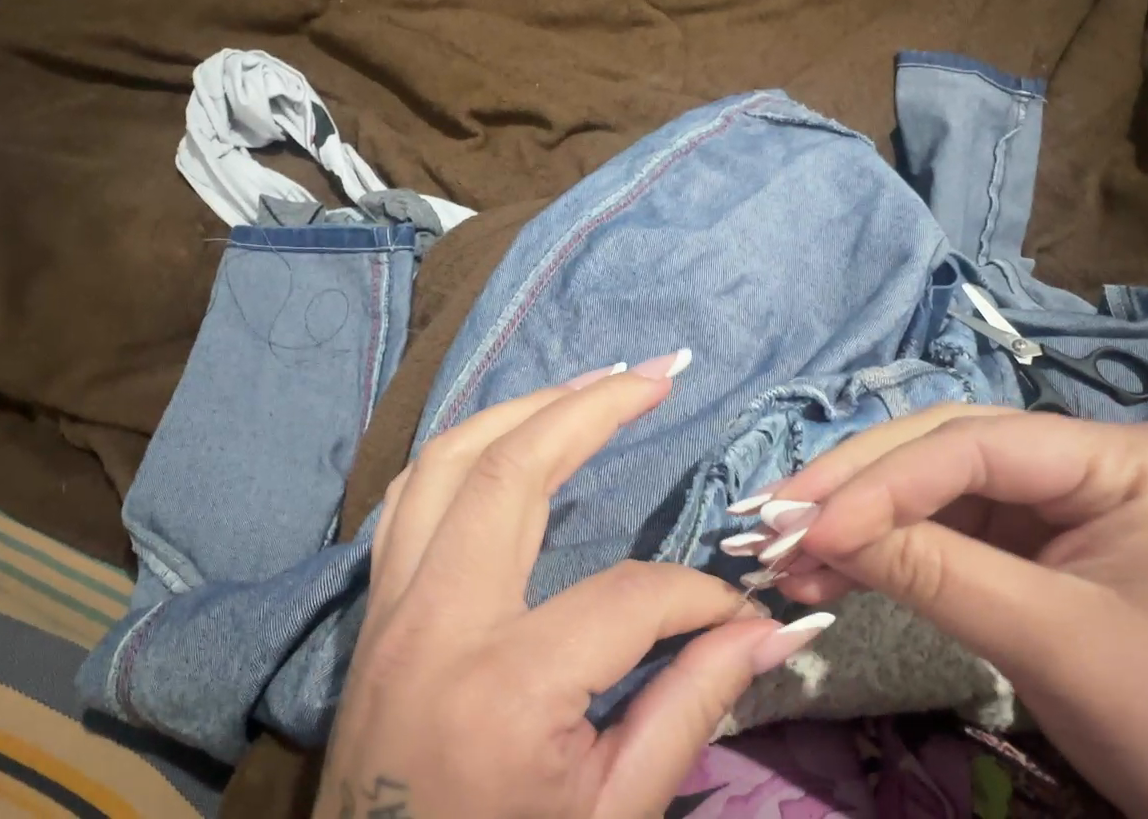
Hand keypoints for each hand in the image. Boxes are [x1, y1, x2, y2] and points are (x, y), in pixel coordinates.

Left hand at [316, 352, 828, 818]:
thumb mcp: (616, 814)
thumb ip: (692, 707)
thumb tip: (773, 629)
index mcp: (506, 686)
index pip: (630, 596)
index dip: (701, 596)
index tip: (740, 612)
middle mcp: (436, 622)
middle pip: (513, 471)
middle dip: (594, 408)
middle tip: (658, 372)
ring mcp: (389, 607)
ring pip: (445, 462)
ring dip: (521, 408)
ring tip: (591, 382)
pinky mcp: (373, 610)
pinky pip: (409, 497)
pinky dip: (464, 449)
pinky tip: (510, 436)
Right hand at [739, 407, 1147, 818]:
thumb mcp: (1061, 649)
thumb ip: (938, 574)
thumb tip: (823, 533)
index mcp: (1128, 459)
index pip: (978, 447)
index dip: (883, 483)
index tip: (807, 528)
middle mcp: (1089, 459)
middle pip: (945, 451)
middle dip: (857, 489)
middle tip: (772, 522)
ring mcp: (1059, 501)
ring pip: (933, 490)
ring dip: (860, 524)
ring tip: (786, 558)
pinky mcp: (1035, 545)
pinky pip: (945, 532)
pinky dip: (887, 555)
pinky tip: (831, 574)